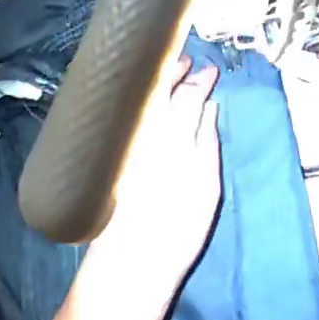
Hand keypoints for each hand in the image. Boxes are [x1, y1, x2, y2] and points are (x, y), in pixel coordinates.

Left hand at [88, 55, 222, 292]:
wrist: (131, 259)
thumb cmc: (178, 229)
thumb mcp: (206, 187)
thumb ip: (206, 141)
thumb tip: (209, 107)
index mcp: (173, 137)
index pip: (187, 97)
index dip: (199, 81)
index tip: (210, 70)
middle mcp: (144, 130)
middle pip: (158, 91)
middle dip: (172, 72)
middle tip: (185, 61)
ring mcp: (123, 138)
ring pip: (139, 98)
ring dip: (154, 81)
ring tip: (167, 73)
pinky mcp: (108, 150)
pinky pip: (124, 113)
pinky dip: (136, 99)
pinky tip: (143, 98)